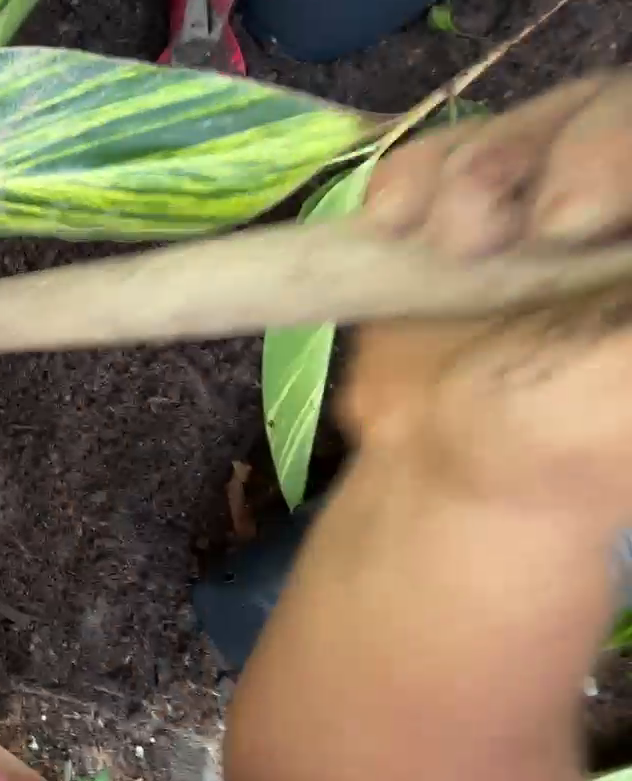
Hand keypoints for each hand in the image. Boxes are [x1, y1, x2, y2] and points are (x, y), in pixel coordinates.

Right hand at [343, 74, 631, 528]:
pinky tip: (389, 220)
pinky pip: (437, 152)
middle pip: (620, 102)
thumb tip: (619, 241)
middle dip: (578, 149)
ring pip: (537, 117)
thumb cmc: (568, 431)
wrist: (437, 463)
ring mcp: (541, 196)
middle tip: (536, 231)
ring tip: (451, 245)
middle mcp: (630, 200)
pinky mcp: (450, 212)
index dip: (626, 146)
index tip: (579, 220)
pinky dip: (408, 174)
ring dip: (480, 171)